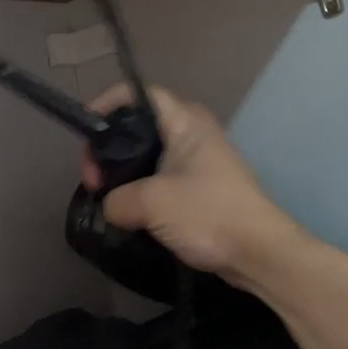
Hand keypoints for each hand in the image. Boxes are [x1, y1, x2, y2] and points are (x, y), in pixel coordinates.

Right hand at [82, 85, 301, 281]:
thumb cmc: (208, 214)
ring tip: (107, 197)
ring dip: (126, 174)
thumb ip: (117, 199)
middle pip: (142, 128)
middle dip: (112, 148)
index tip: (88, 126)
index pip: (143, 94)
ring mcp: (201, 166)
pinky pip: (163, 182)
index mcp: (187, 124)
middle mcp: (195, 137)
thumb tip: (110, 207)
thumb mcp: (151, 203)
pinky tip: (130, 213)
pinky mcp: (203, 192)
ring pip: (151, 158)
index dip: (111, 101)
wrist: (259, 254)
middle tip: (94, 177)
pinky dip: (142, 192)